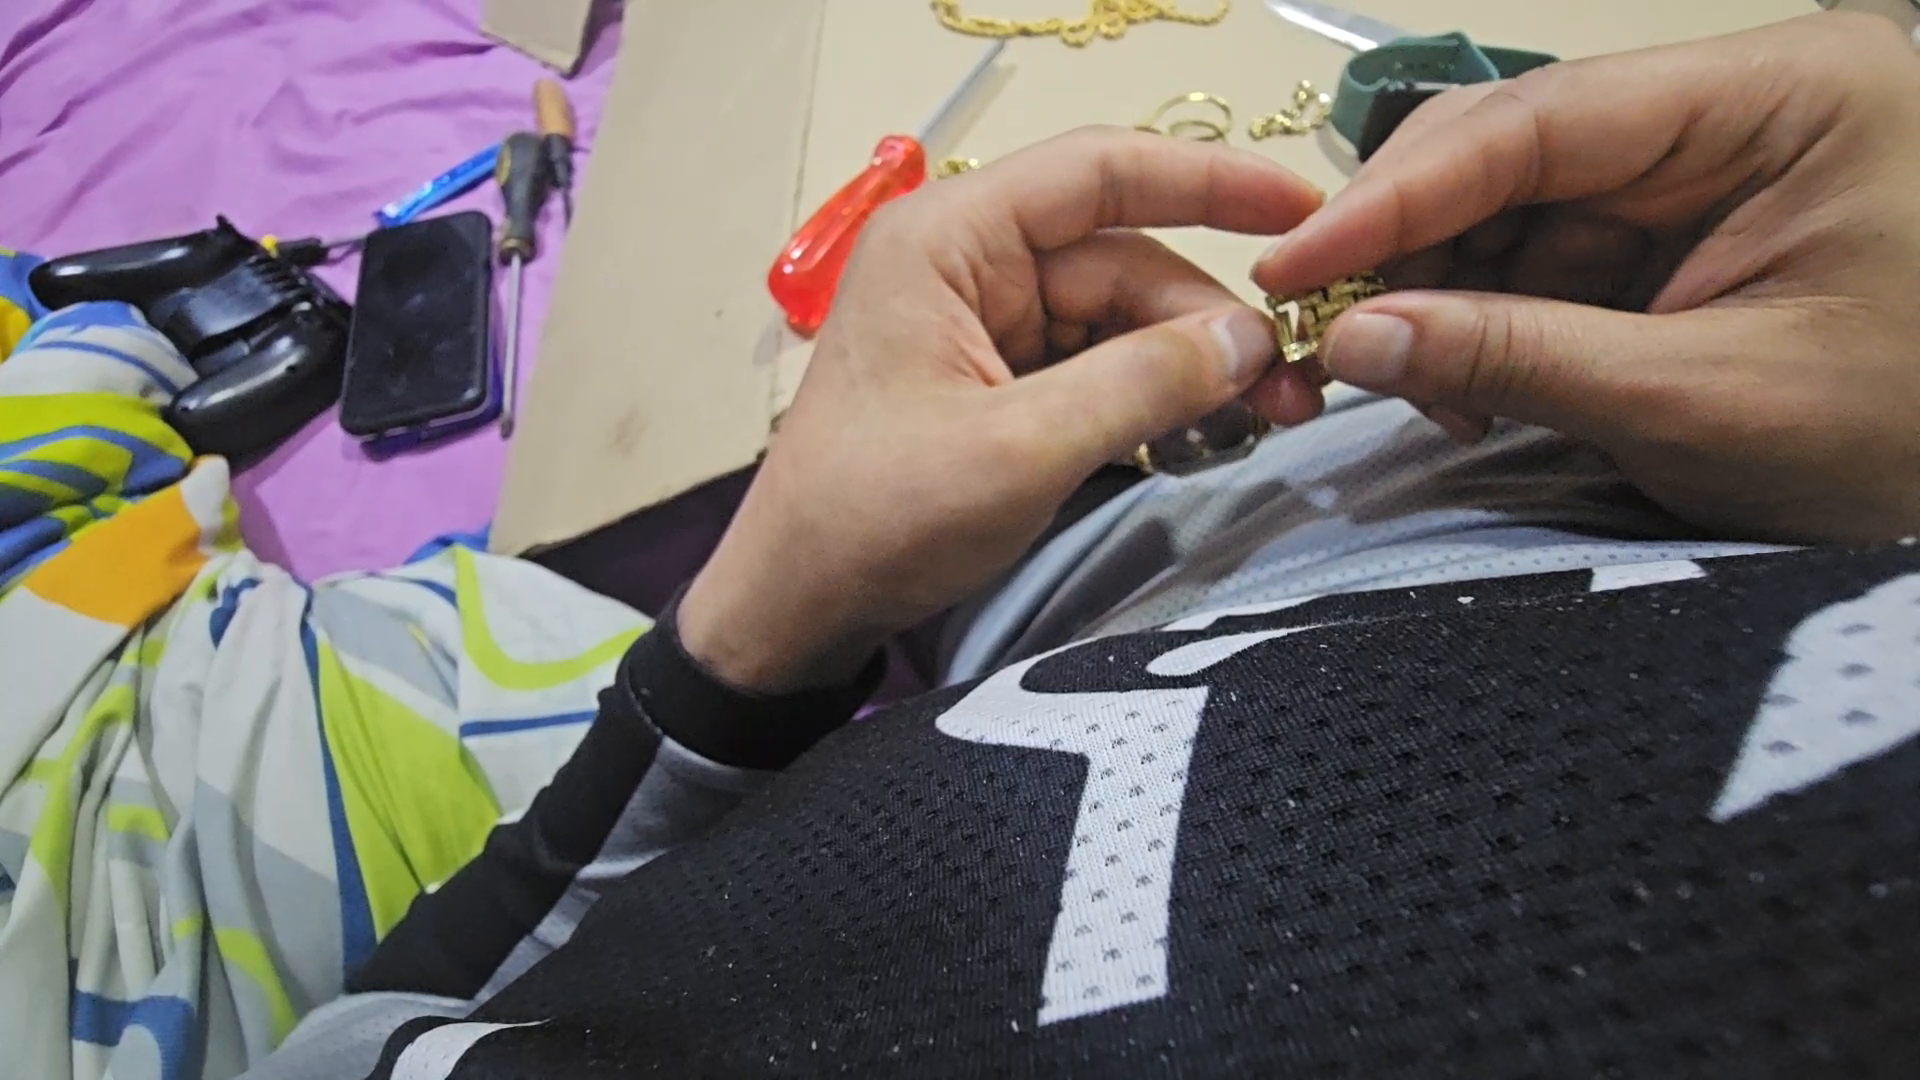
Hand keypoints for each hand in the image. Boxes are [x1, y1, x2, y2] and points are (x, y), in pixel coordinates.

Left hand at [679, 128, 1322, 691]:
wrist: (804, 599)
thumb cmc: (882, 516)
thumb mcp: (1020, 449)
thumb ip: (1141, 383)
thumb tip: (1251, 337)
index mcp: (950, 242)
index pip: (1097, 176)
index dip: (1209, 185)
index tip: (1303, 215)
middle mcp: (967, 270)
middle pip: (1118, 268)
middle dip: (1207, 327)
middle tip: (1291, 393)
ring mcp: (979, 332)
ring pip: (1111, 328)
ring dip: (1183, 374)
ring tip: (1257, 424)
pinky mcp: (991, 389)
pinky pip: (1086, 376)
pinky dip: (1141, 406)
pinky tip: (1192, 440)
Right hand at [1252, 12, 1919, 544]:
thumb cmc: (1900, 434)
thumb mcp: (1693, 399)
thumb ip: (1510, 356)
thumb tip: (1347, 338)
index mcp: (1776, 101)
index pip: (1535, 123)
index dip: (1389, 199)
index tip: (1285, 269)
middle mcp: (1706, 121)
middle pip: (1489, 161)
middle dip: (1398, 257)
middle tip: (1333, 342)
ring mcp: (1663, 187)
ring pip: (1477, 226)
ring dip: (1423, 313)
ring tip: (1433, 400)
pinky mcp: (1629, 250)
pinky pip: (1500, 278)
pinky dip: (1456, 339)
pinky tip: (1463, 396)